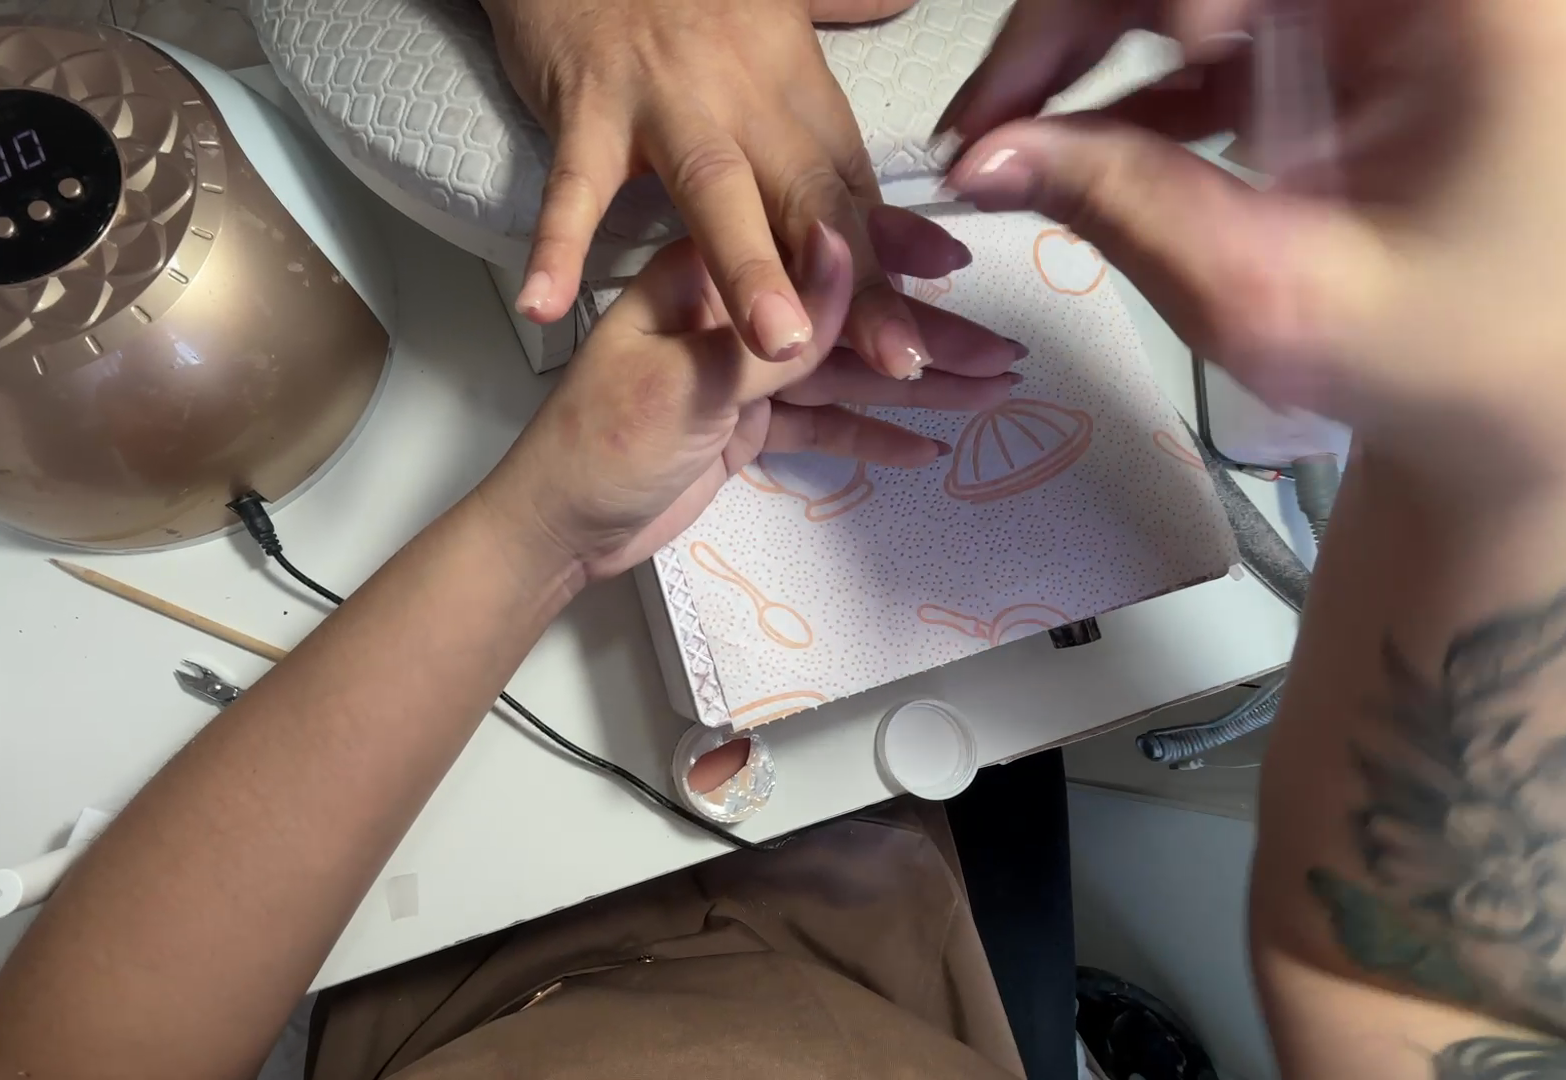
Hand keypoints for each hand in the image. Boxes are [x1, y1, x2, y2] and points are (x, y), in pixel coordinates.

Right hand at [479, 0, 956, 380]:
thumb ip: (843, 11)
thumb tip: (902, 7)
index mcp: (792, 82)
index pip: (851, 186)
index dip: (892, 258)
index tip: (927, 320)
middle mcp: (743, 93)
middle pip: (809, 200)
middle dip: (855, 287)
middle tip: (897, 360)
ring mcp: (663, 103)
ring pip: (715, 191)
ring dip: (749, 270)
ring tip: (777, 347)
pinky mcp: (586, 111)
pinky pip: (574, 186)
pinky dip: (559, 243)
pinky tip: (545, 304)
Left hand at [479, 209, 1020, 581]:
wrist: (561, 527)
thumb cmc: (603, 445)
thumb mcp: (689, 382)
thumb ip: (775, 333)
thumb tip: (848, 249)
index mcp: (707, 283)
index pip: (813, 265)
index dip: (892, 274)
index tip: (963, 285)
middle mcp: (732, 320)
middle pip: (840, 325)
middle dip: (922, 343)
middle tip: (1004, 357)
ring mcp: (742, 378)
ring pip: (840, 379)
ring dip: (911, 391)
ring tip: (989, 395)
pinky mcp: (746, 429)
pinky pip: (818, 428)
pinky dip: (866, 438)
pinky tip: (922, 446)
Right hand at [941, 0, 1565, 488]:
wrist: (1529, 373)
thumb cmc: (1433, 350)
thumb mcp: (1263, 293)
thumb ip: (1123, 207)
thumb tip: (981, 159)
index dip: (1109, 9)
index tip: (1016, 115)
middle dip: (1070, 24)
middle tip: (981, 129)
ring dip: (1082, 50)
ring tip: (1005, 141)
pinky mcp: (1358, 24)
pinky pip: (1212, 18)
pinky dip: (1126, 79)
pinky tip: (1078, 146)